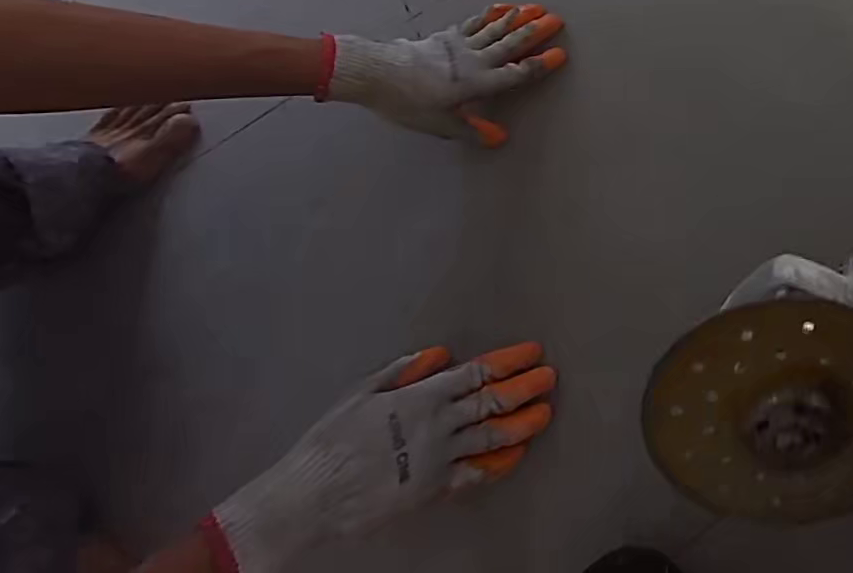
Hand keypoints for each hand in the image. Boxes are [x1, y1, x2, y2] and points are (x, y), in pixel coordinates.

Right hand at [207, 343, 556, 571]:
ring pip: (492, 436)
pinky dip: (499, 463)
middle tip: (550, 377)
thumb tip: (442, 353)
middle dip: (527, 387)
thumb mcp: (363, 392)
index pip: (479, 372)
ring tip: (545, 413)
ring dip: (523, 423)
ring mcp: (437, 458)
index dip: (510, 360)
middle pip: (494, 401)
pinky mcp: (431, 490)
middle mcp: (438, 424)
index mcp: (423, 396)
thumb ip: (405, 370)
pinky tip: (517, 454)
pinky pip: (473, 475)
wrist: (302, 500)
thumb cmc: (330, 441)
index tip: (533, 351)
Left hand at [324, 4, 566, 145]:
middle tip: (556, 20)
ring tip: (536, 8)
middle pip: (512, 44)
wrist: (373, 73)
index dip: (540, 64)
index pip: (518, 73)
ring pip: (496, 30)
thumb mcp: (440, 124)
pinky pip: (474, 24)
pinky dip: (489, 15)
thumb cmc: (407, 102)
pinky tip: (500, 8)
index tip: (560, 53)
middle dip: (535, 32)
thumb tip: (499, 139)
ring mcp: (461, 45)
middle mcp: (476, 60)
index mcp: (479, 82)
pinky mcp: (446, 37)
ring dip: (518, 18)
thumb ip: (472, 130)